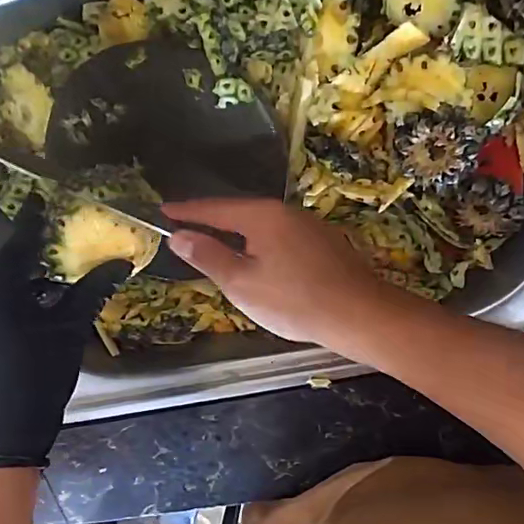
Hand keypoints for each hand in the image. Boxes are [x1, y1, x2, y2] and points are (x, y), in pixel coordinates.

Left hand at [0, 197, 129, 474]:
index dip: (34, 220)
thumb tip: (120, 263)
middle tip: (61, 248)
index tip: (43, 201)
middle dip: (34, 257)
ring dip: (25, 284)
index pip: (19, 243)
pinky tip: (35, 316)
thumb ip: (91, 291)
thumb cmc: (36, 376)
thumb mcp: (69, 331)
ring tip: (56, 285)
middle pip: (7, 267)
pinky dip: (13, 304)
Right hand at [162, 198, 399, 345]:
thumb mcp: (242, 282)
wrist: (359, 314)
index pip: (215, 208)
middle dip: (213, 221)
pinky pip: (283, 238)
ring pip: (265, 227)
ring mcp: (311, 226)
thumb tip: (179, 235)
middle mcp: (288, 212)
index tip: (164, 211)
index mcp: (262, 215)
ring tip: (220, 245)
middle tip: (187, 228)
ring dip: (240, 234)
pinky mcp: (327, 244)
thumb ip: (209, 256)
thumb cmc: (294, 300)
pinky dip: (263, 245)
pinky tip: (262, 261)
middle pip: (241, 213)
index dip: (187, 212)